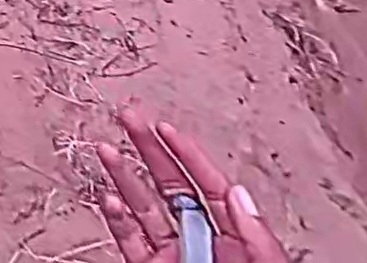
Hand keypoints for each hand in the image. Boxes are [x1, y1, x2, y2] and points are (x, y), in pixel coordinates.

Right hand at [96, 108, 288, 262]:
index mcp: (241, 247)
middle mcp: (207, 249)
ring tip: (107, 148)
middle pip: (172, 188)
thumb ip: (259, 242)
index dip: (187, 154)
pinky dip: (116, 219)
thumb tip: (239, 194)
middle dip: (148, 149)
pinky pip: (130, 243)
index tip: (164, 127)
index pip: (211, 188)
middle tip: (128, 117)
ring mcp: (176, 262)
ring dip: (123, 176)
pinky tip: (109, 199)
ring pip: (144, 209)